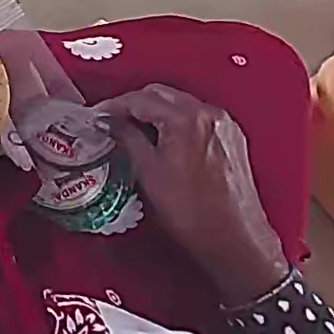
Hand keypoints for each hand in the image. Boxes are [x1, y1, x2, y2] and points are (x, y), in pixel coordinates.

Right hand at [100, 84, 289, 306]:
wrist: (233, 240)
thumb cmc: (192, 212)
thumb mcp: (148, 172)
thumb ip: (127, 138)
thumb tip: (111, 123)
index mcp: (186, 118)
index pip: (140, 99)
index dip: (114, 106)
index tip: (99, 115)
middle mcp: (208, 114)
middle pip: (161, 94)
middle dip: (134, 104)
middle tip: (112, 120)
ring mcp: (223, 125)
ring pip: (179, 103)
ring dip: (155, 111)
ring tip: (134, 130)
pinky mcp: (231, 138)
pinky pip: (196, 117)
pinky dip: (176, 121)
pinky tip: (163, 139)